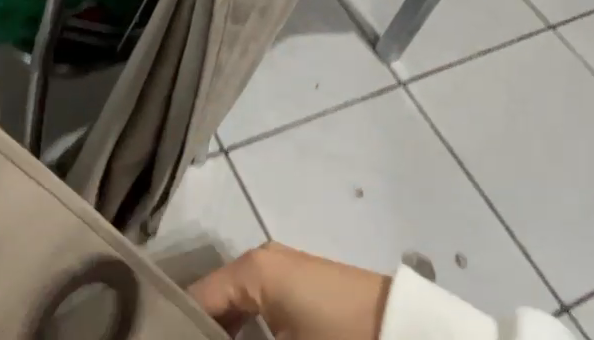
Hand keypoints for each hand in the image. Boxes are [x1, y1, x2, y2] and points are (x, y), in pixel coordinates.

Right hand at [189, 243, 390, 339]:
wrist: (413, 335)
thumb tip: (208, 339)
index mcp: (250, 270)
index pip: (196, 301)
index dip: (181, 331)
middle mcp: (260, 262)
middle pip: (214, 304)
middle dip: (205, 331)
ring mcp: (283, 273)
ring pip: (236, 308)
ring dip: (227, 334)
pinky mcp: (302, 290)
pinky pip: (258, 309)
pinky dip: (248, 332)